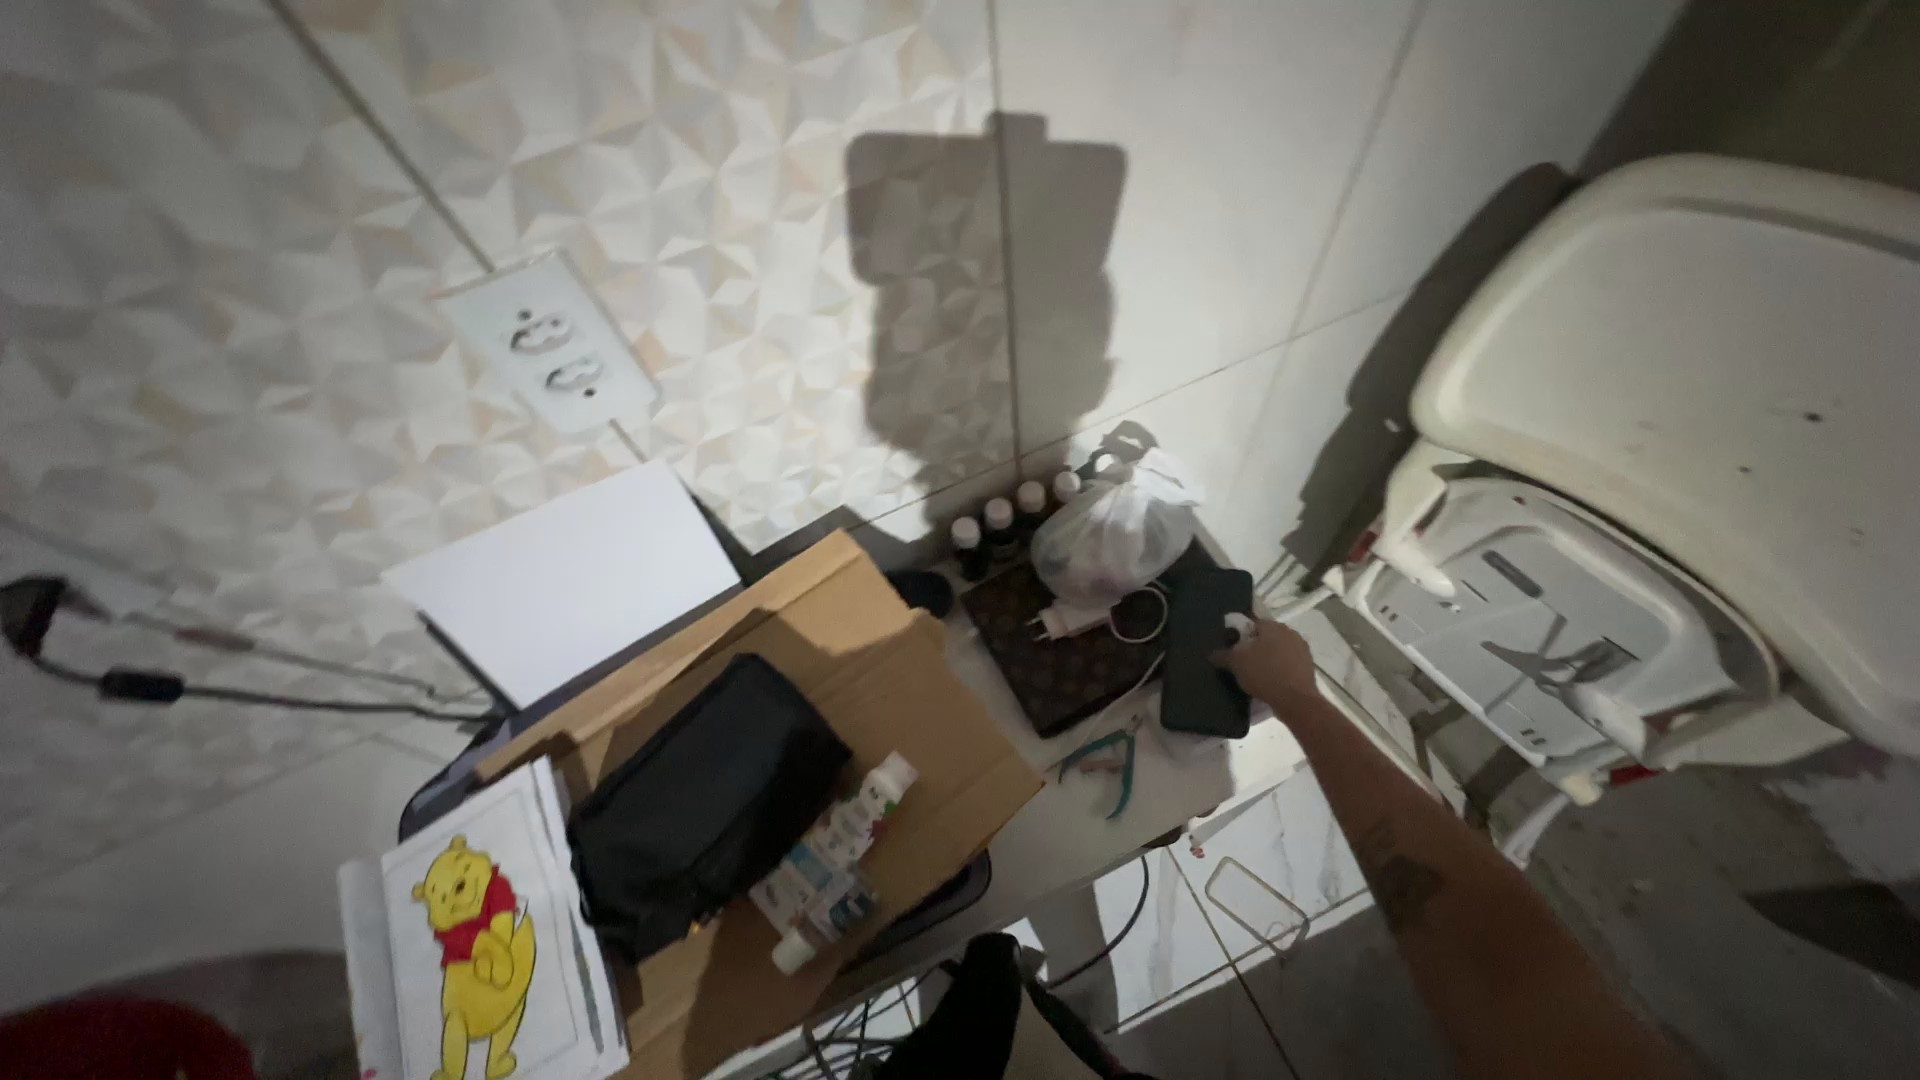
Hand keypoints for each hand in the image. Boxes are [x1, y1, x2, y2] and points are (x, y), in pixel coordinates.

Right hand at [1212, 618, 1319, 711]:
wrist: (1296, 701)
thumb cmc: (1264, 674)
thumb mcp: (1236, 664)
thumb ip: (1222, 655)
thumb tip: (1211, 654)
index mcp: (1272, 626)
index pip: (1253, 623)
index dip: (1243, 635)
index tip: (1236, 648)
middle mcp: (1290, 632)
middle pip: (1268, 636)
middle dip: (1257, 645)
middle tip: (1245, 660)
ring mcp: (1302, 649)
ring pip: (1280, 649)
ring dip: (1270, 657)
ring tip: (1258, 672)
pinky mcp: (1309, 665)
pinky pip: (1289, 662)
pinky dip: (1281, 667)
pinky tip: (1272, 680)